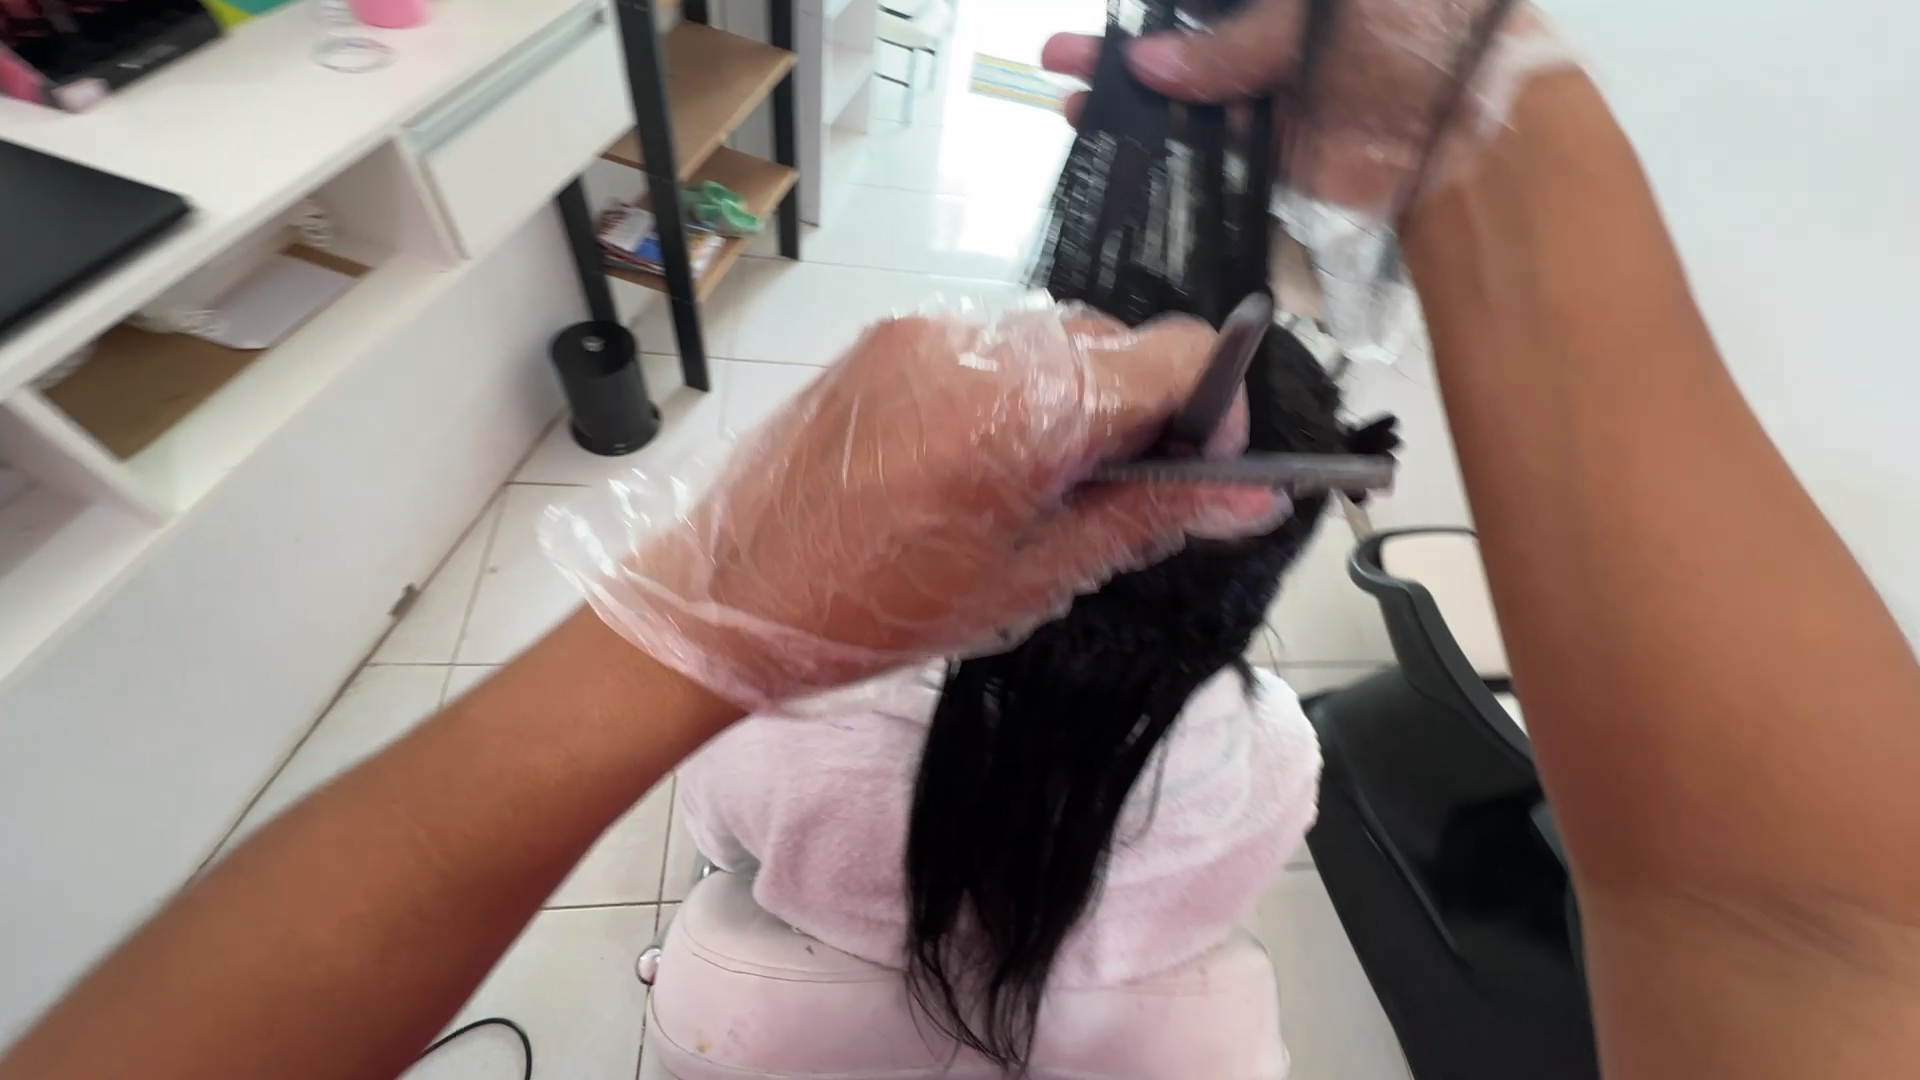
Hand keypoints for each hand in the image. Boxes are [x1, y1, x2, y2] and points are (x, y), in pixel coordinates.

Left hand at [543, 305, 1281, 710]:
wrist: (726, 597)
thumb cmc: (879, 613)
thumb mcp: (1028, 580)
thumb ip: (1143, 520)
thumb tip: (1252, 497)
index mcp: (1018, 410)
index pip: (1172, 354)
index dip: (1210, 408)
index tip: (1194, 468)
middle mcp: (973, 343)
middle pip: (1112, 344)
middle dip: (1137, 412)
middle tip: (1105, 493)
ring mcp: (921, 331)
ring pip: (1049, 346)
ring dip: (1071, 404)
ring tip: (1027, 485)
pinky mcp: (884, 339)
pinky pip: (986, 350)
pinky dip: (1011, 394)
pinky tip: (974, 459)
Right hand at [1041, 0, 1574, 215]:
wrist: (1473, 131)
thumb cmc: (1418, 35)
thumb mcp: (1320, 18)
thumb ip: (1233, 45)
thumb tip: (1150, 67)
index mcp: (1288, 3)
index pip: (1205, 0)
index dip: (1153, 12)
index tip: (1106, 19)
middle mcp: (1270, 44)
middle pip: (1182, 47)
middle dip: (1120, 55)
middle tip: (1060, 59)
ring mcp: (1266, 102)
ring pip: (1184, 101)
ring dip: (1129, 108)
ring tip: (1070, 108)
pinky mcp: (1267, 158)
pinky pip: (1207, 154)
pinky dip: (1165, 156)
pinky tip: (1119, 152)